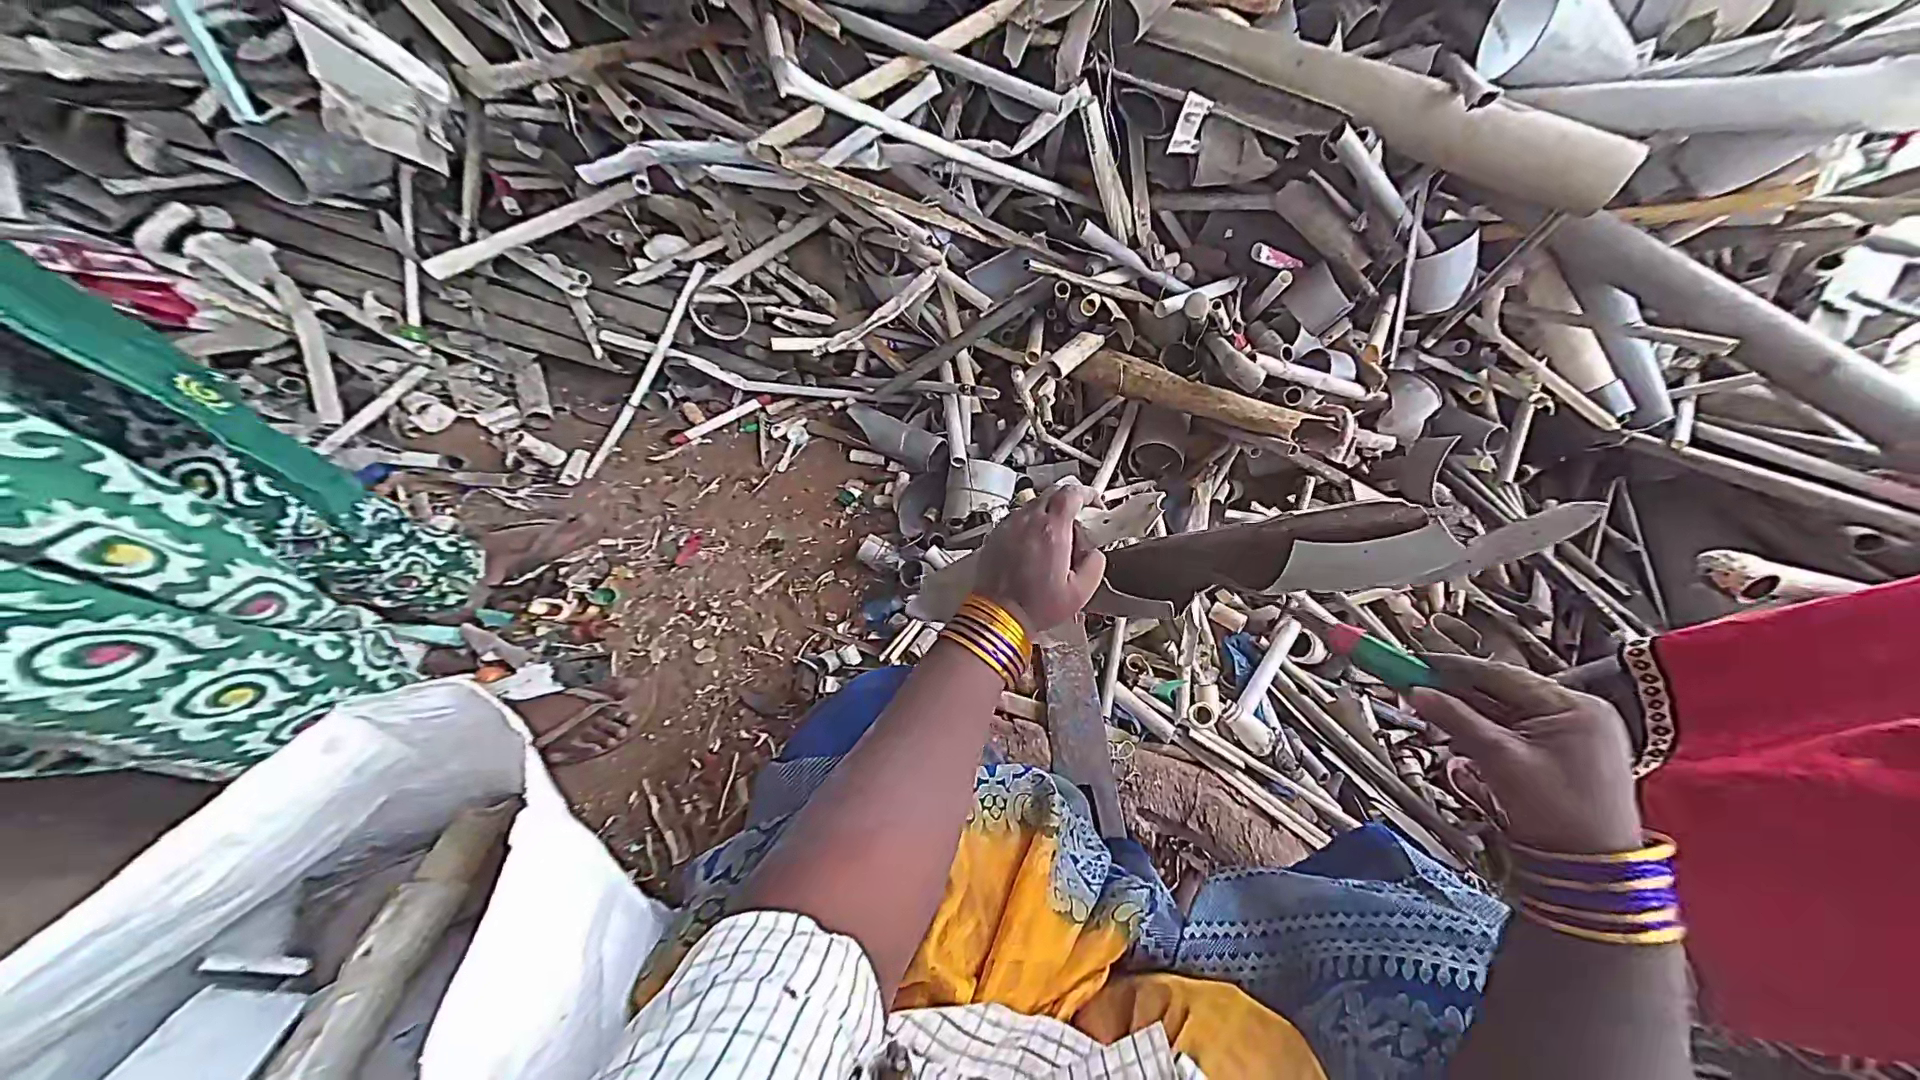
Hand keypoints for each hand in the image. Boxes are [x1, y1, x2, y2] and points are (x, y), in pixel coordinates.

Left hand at [971, 482, 1106, 633]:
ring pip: (1033, 505)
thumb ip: (1096, 563)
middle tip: (1077, 523)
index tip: (1094, 504)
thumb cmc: (1033, 606)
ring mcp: (1009, 526)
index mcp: (1052, 530)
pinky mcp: (996, 535)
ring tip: (1055, 541)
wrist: (998, 615)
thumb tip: (1094, 552)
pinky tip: (1034, 548)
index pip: (1072, 493)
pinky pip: (1017, 519)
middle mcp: (1028, 522)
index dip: (1088, 494)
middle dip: (1069, 503)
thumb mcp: (1080, 592)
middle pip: (1052, 494)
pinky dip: (1029, 526)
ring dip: (1048, 515)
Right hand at [1409, 654, 1641, 854]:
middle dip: (1456, 693)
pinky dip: (1484, 730)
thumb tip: (1418, 692)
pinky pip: (1514, 728)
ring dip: (1466, 713)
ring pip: (1504, 710)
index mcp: (1575, 706)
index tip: (1415, 664)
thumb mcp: (1498, 758)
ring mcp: (1575, 733)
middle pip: (1500, 691)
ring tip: (1432, 715)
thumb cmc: (1559, 814)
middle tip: (1416, 692)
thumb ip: (1455, 718)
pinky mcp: (1565, 751)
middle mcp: (1580, 712)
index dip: (1452, 668)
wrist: (1593, 869)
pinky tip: (1459, 734)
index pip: (1499, 673)